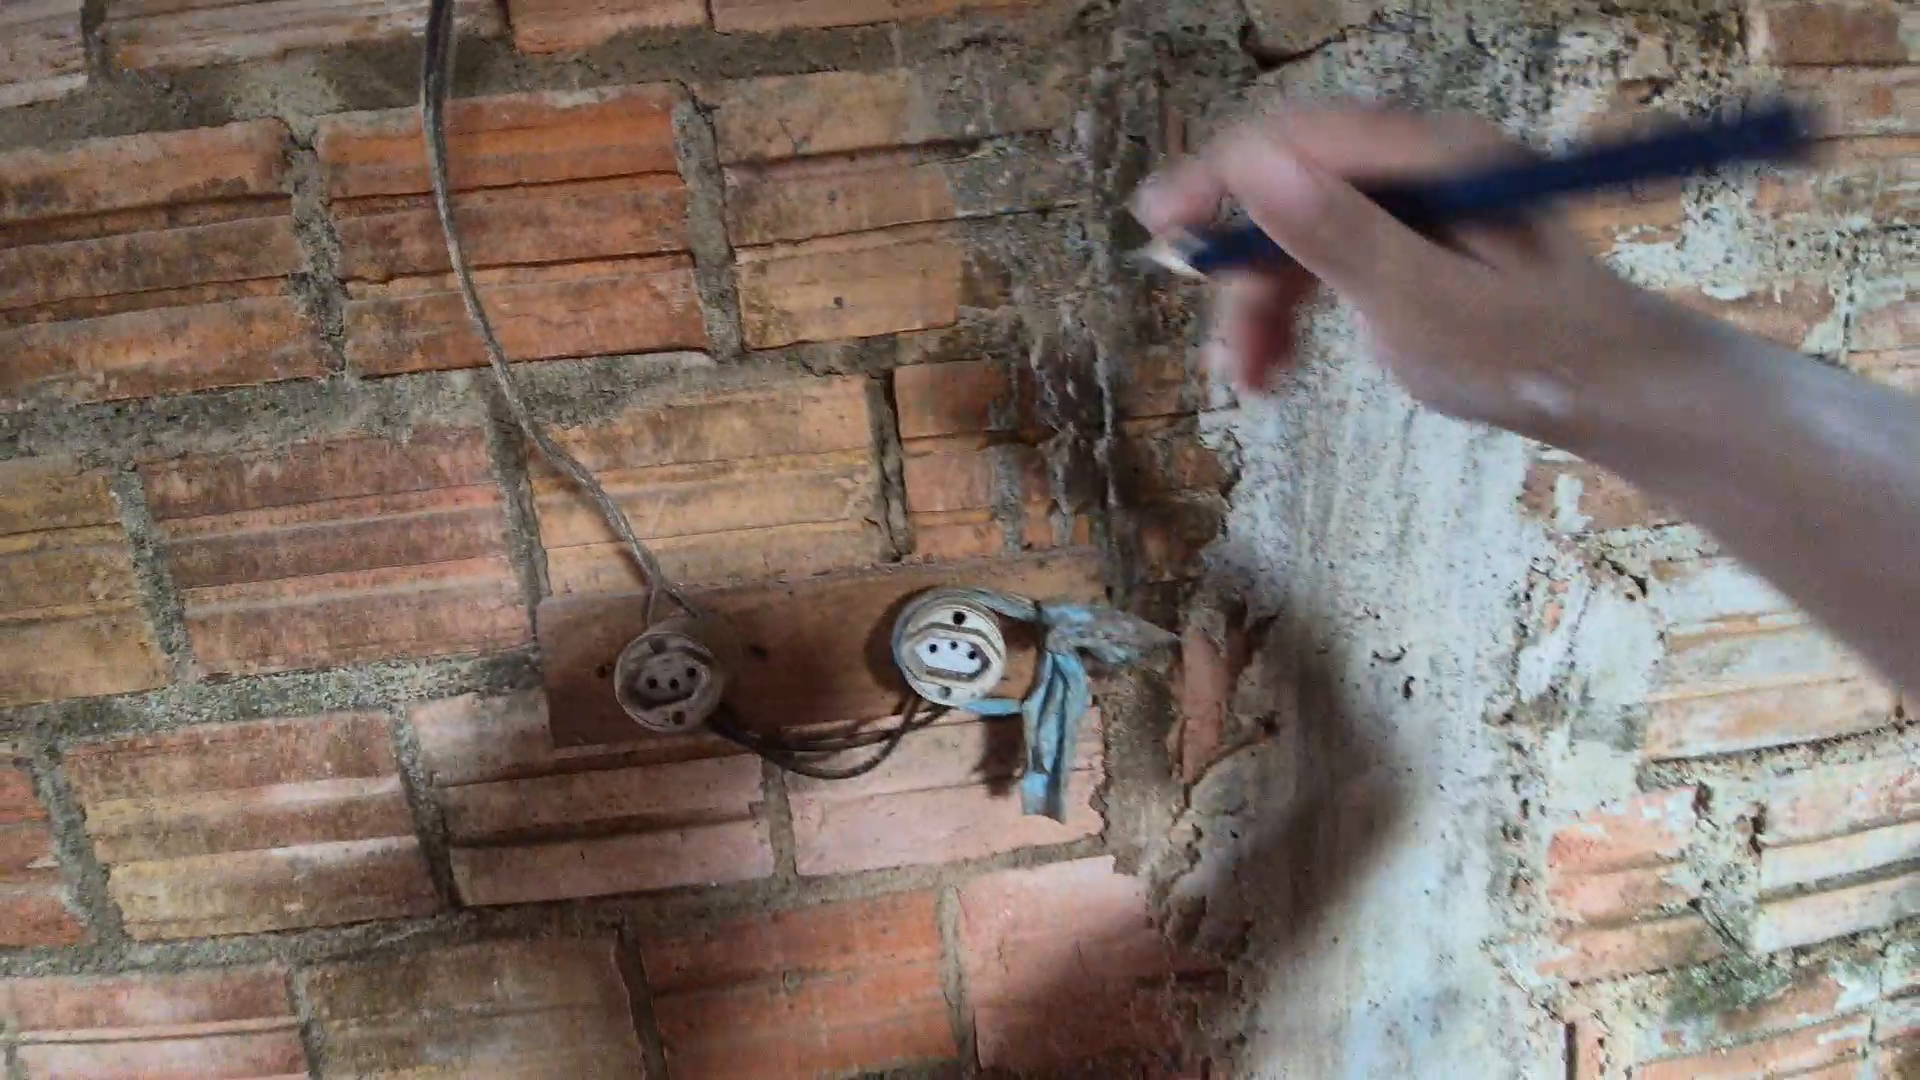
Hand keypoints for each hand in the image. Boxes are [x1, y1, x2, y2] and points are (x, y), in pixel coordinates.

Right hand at [1132, 108, 1717, 443]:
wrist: (1600, 387)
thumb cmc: (1524, 351)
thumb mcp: (1421, 301)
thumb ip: (1338, 233)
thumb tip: (1252, 169)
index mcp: (1429, 157)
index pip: (1294, 139)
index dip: (1215, 176)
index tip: (1156, 223)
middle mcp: (1409, 168)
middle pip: (1283, 199)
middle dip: (1242, 279)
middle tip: (1222, 356)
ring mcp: (1399, 207)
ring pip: (1289, 244)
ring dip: (1258, 314)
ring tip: (1253, 381)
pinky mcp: (1391, 244)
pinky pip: (1313, 269)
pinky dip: (1285, 319)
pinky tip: (1274, 369)